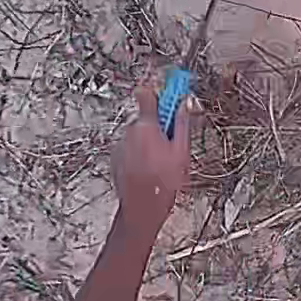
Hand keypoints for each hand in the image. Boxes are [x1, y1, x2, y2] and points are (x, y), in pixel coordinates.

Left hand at [110, 78, 192, 238]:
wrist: (142, 208)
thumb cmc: (163, 182)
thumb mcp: (182, 151)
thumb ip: (182, 123)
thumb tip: (184, 105)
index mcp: (147, 126)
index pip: (148, 95)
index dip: (161, 93)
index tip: (173, 92)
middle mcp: (130, 132)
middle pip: (146, 118)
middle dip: (159, 124)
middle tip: (173, 140)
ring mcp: (121, 146)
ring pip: (139, 135)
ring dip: (149, 141)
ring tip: (162, 161)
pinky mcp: (116, 158)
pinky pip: (131, 148)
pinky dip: (139, 153)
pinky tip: (150, 168)